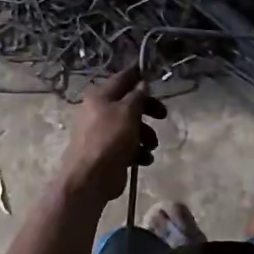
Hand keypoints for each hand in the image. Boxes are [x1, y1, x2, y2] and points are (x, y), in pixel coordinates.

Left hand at [58, 67, 165, 203]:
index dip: (138, 76)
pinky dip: (137, 151)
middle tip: (163, 115)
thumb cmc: (109, 139)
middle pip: (129, 104)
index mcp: (100, 96)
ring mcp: (101, 133)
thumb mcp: (128, 112)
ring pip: (130, 126)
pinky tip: (144, 159)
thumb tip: (142, 84)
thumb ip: (138, 96)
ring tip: (151, 145)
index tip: (153, 77)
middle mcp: (98, 111)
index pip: (122, 78)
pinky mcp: (107, 152)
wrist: (90, 178)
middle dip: (147, 110)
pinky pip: (127, 146)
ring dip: (145, 134)